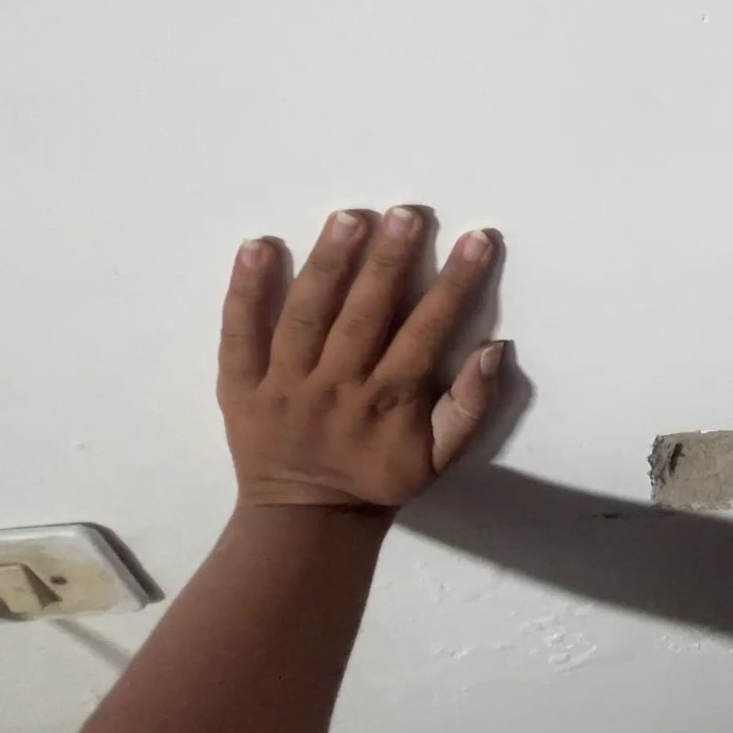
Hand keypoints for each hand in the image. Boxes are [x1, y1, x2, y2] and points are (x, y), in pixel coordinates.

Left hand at [218, 207, 502, 510]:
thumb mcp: (443, 454)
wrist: (305, 520)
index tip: (477, 239)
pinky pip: (239, 333)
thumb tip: (494, 348)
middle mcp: (337, 384)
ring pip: (306, 314)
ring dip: (328, 262)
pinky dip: (245, 289)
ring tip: (349, 216)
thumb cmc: (384, 478)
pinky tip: (258, 245)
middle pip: (364, 312)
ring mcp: (283, 383)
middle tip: (407, 212)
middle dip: (389, 258)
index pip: (428, 328)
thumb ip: (473, 404)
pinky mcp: (239, 385)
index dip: (455, 282)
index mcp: (390, 399)